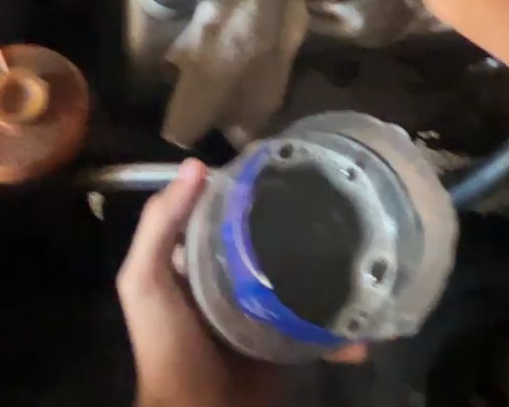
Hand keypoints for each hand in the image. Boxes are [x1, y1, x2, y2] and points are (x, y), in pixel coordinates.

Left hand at [117, 159, 368, 406]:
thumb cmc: (168, 345)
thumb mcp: (146, 282)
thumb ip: (160, 226)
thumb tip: (197, 164)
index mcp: (201, 261)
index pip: (228, 212)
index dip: (249, 189)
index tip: (282, 163)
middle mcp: (235, 280)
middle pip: (271, 241)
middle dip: (299, 224)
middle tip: (332, 200)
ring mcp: (265, 312)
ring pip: (303, 280)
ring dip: (330, 271)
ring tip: (359, 248)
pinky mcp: (287, 344)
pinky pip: (320, 332)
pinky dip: (342, 332)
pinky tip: (363, 322)